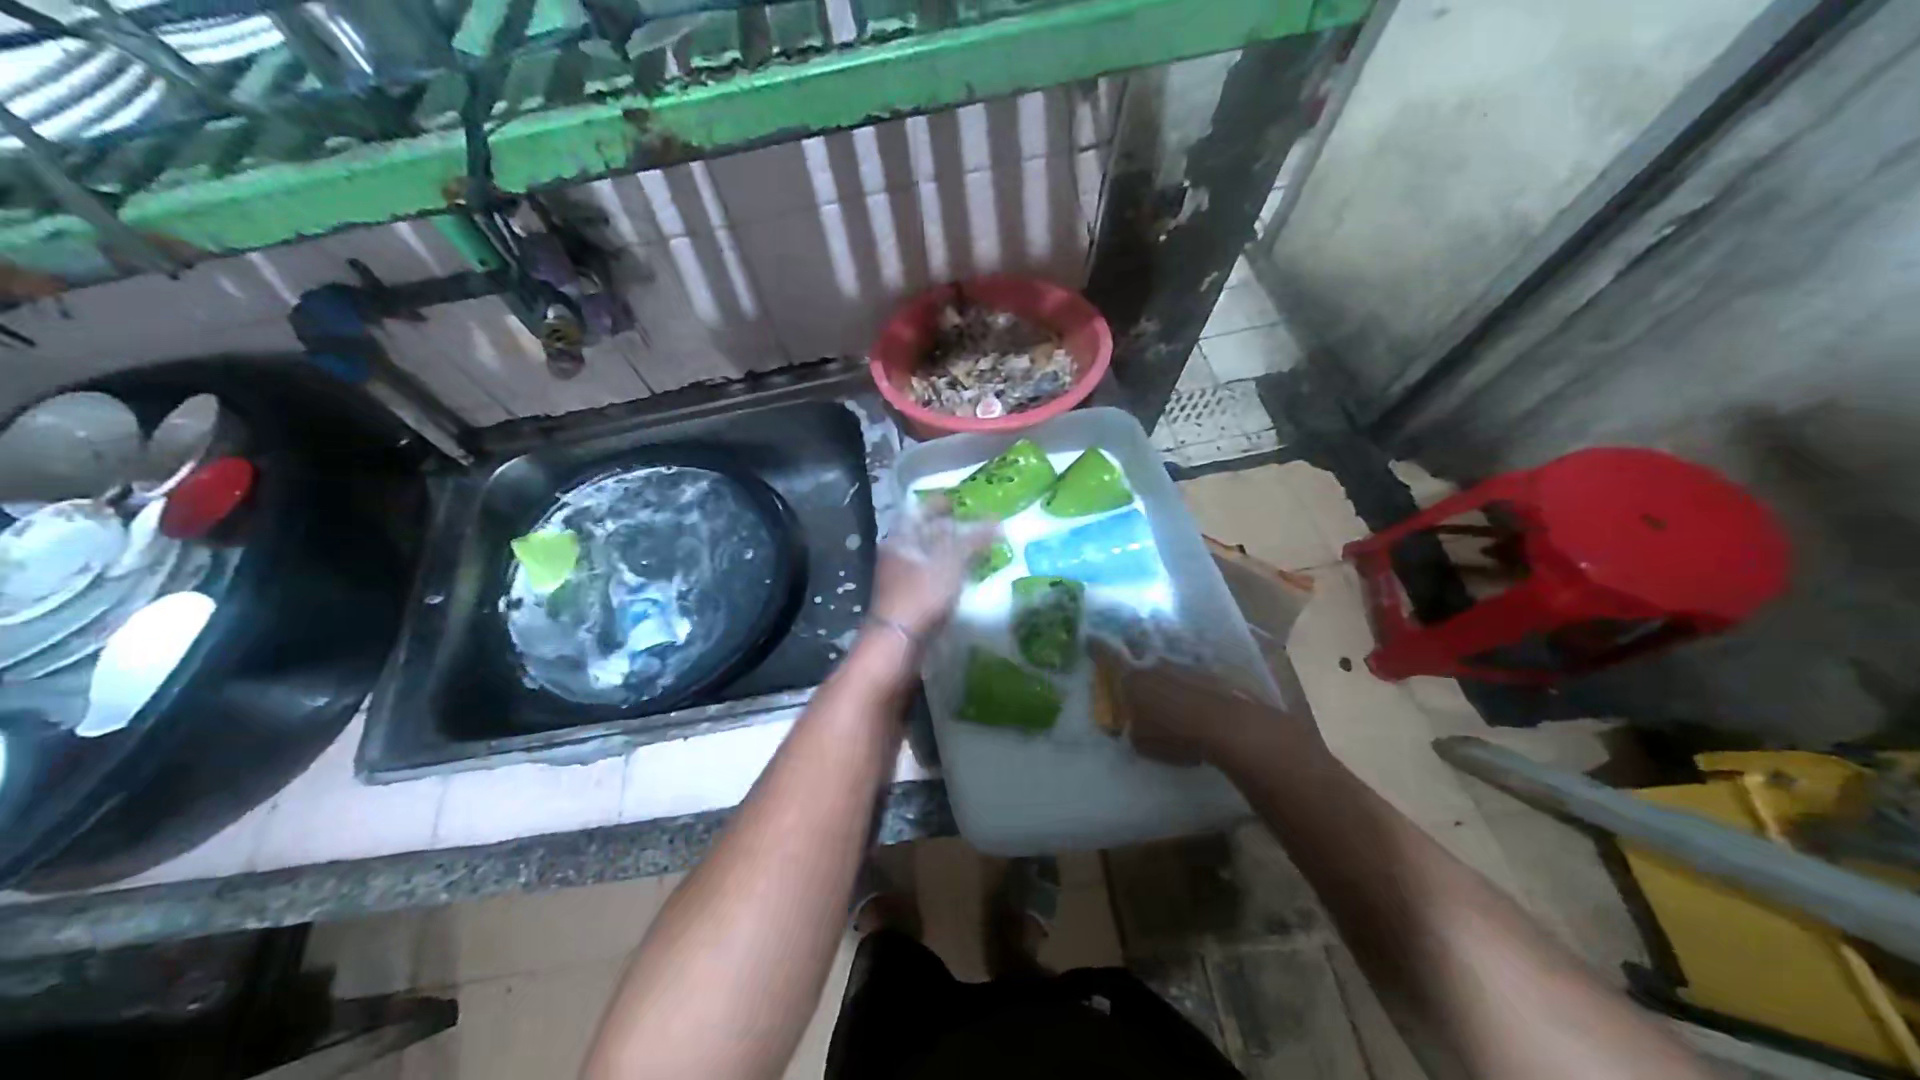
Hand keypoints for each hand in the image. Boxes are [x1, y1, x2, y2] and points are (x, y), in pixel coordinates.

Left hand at [869, 499, 994, 637]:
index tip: (958, 500)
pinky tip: (964, 578)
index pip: (918, 510)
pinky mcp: (908, 600)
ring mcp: (900, 579)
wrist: (898, 642)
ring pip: (927, 557)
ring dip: (950, 552)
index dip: (938, 503)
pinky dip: (948, 573)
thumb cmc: (921, 595)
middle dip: (948, 529)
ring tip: (976, 550)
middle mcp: (896, 554)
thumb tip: (997, 522)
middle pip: (923, 534)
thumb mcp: (951, 562)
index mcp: (900, 538)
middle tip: (974, 525)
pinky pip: (931, 578)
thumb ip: (973, 540)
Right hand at [1092, 643, 1322, 766]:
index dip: (1095, 645)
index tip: (1088, 636)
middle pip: (1138, 639)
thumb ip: (1131, 729)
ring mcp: (1184, 661)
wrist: (1227, 726)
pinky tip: (1191, 669)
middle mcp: (1155, 662)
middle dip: (1130, 635)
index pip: (1107, 655)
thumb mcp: (1141, 742)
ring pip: (1167, 646)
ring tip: (1159, 642)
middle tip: (1126, 632)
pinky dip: (1187, 661)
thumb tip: (1128, 725)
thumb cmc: (1175, 735)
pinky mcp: (1210, 667)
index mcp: (1132, 678)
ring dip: (1161, 645)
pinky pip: (1191, 658)